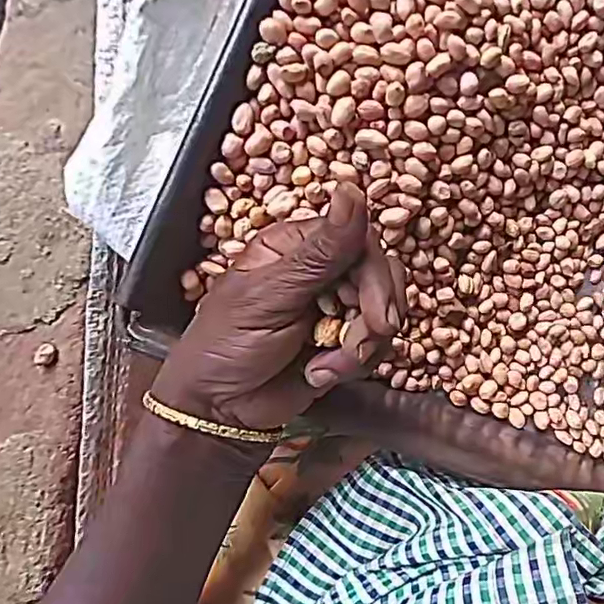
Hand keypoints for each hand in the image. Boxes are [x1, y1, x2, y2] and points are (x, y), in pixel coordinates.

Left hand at [153, 183, 406, 431]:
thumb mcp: (269, 297)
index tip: (378, 313)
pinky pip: (377, 343)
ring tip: (324, 366)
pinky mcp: (345, 339)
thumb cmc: (224, 347)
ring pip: (385, 311)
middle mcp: (322, 270)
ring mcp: (336, 305)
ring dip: (363, 345)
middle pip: (381, 276)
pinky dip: (355, 364)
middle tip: (356, 347)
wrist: (218, 412)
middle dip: (374, 316)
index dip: (375, 277)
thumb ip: (320, 251)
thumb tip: (353, 191)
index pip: (359, 242)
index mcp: (297, 246)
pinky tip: (321, 374)